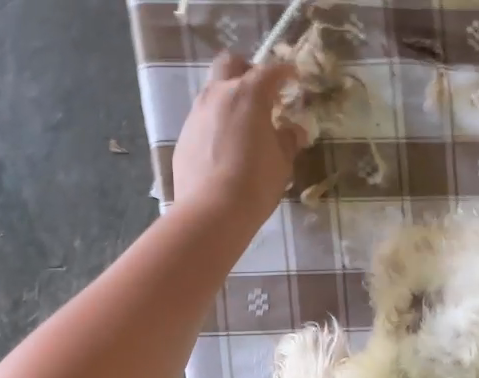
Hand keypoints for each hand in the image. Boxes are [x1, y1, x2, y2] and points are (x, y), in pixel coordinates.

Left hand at [170, 53, 306, 224]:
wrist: (211, 212)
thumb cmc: (255, 184)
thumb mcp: (282, 164)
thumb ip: (288, 141)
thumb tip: (294, 130)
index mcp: (249, 94)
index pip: (270, 71)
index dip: (284, 72)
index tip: (293, 78)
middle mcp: (219, 94)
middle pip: (230, 64)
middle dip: (247, 70)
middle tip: (260, 91)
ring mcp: (197, 114)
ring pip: (213, 91)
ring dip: (229, 99)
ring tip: (242, 126)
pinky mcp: (184, 136)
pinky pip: (203, 120)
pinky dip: (216, 125)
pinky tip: (224, 150)